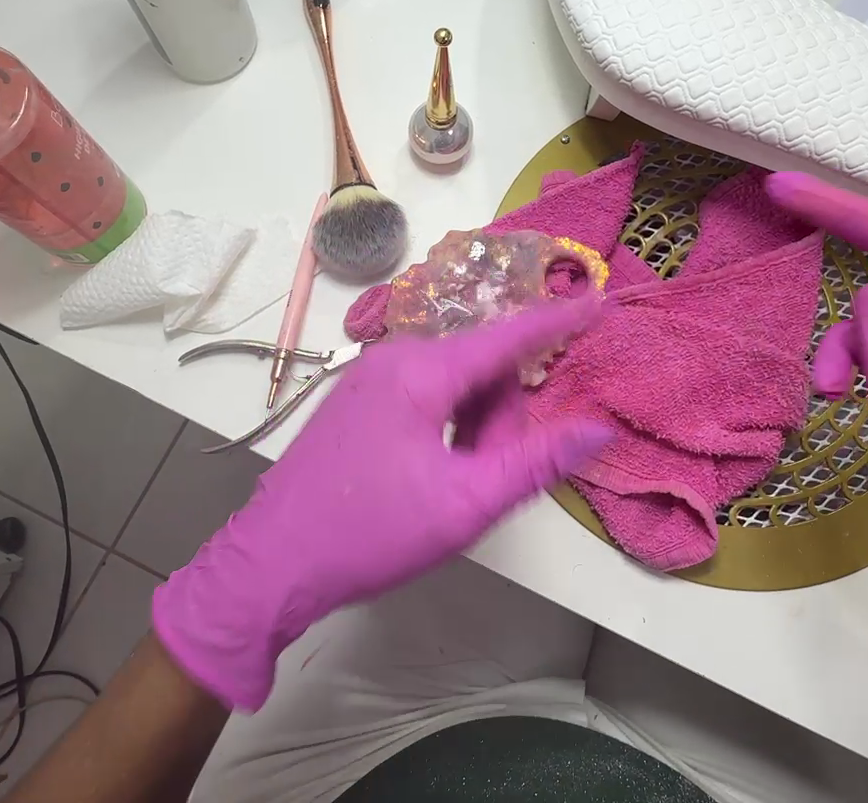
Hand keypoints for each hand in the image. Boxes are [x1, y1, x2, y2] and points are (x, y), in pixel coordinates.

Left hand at [150, 300, 614, 709]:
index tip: (597, 302)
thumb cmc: (369, 534)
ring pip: (456, 384)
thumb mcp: (463, 505)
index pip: (507, 336)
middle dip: (500, 421)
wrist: (270, 563)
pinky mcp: (359, 397)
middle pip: (482, 369)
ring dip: (474, 429)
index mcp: (422, 372)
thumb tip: (597, 429)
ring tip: (454, 485)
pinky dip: (447, 426)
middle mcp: (395, 357)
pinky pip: (426, 393)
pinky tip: (433, 472)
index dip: (556, 320)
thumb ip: (535, 464)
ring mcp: (371, 375)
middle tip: (486, 481)